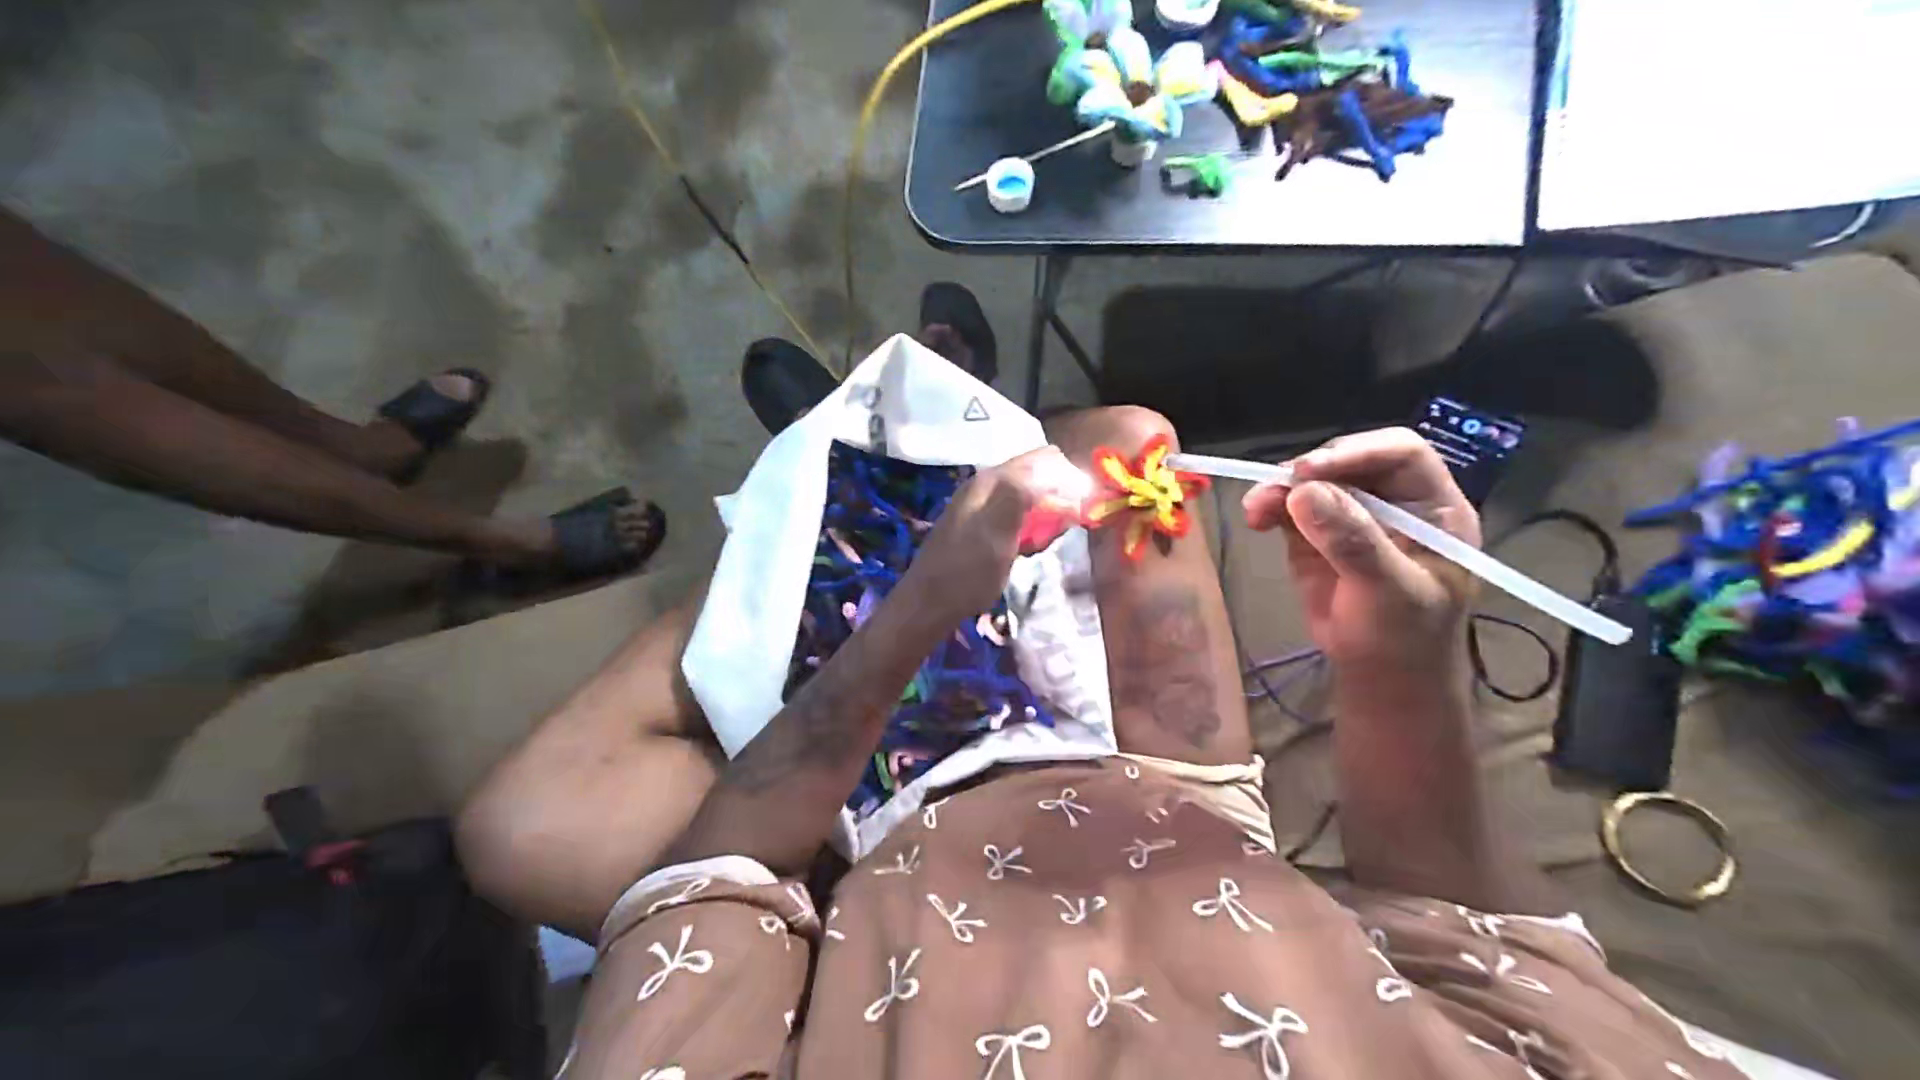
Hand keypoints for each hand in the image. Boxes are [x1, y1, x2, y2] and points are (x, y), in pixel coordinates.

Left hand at [904, 446, 1081, 619]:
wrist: (930, 603)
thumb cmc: (966, 571)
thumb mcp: (997, 534)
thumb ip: (1020, 495)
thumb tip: (1052, 466)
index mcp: (993, 480)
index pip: (1045, 459)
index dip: (1071, 476)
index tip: (1089, 505)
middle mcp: (988, 484)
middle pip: (1039, 474)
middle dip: (1062, 494)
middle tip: (1072, 524)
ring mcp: (985, 504)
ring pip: (1032, 494)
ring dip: (1049, 512)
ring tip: (1050, 539)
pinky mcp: (985, 524)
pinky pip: (1020, 514)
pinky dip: (1034, 525)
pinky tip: (1033, 547)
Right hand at [1242, 428, 1480, 671]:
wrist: (1379, 674)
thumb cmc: (1404, 637)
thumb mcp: (1390, 591)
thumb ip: (1352, 542)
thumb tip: (1303, 493)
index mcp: (1431, 505)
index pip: (1400, 454)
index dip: (1356, 452)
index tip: (1308, 471)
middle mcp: (1391, 501)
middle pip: (1347, 462)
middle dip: (1307, 472)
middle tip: (1273, 491)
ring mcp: (1350, 515)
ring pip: (1310, 482)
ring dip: (1278, 489)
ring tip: (1254, 510)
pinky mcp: (1314, 533)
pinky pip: (1288, 506)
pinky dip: (1268, 506)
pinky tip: (1255, 519)